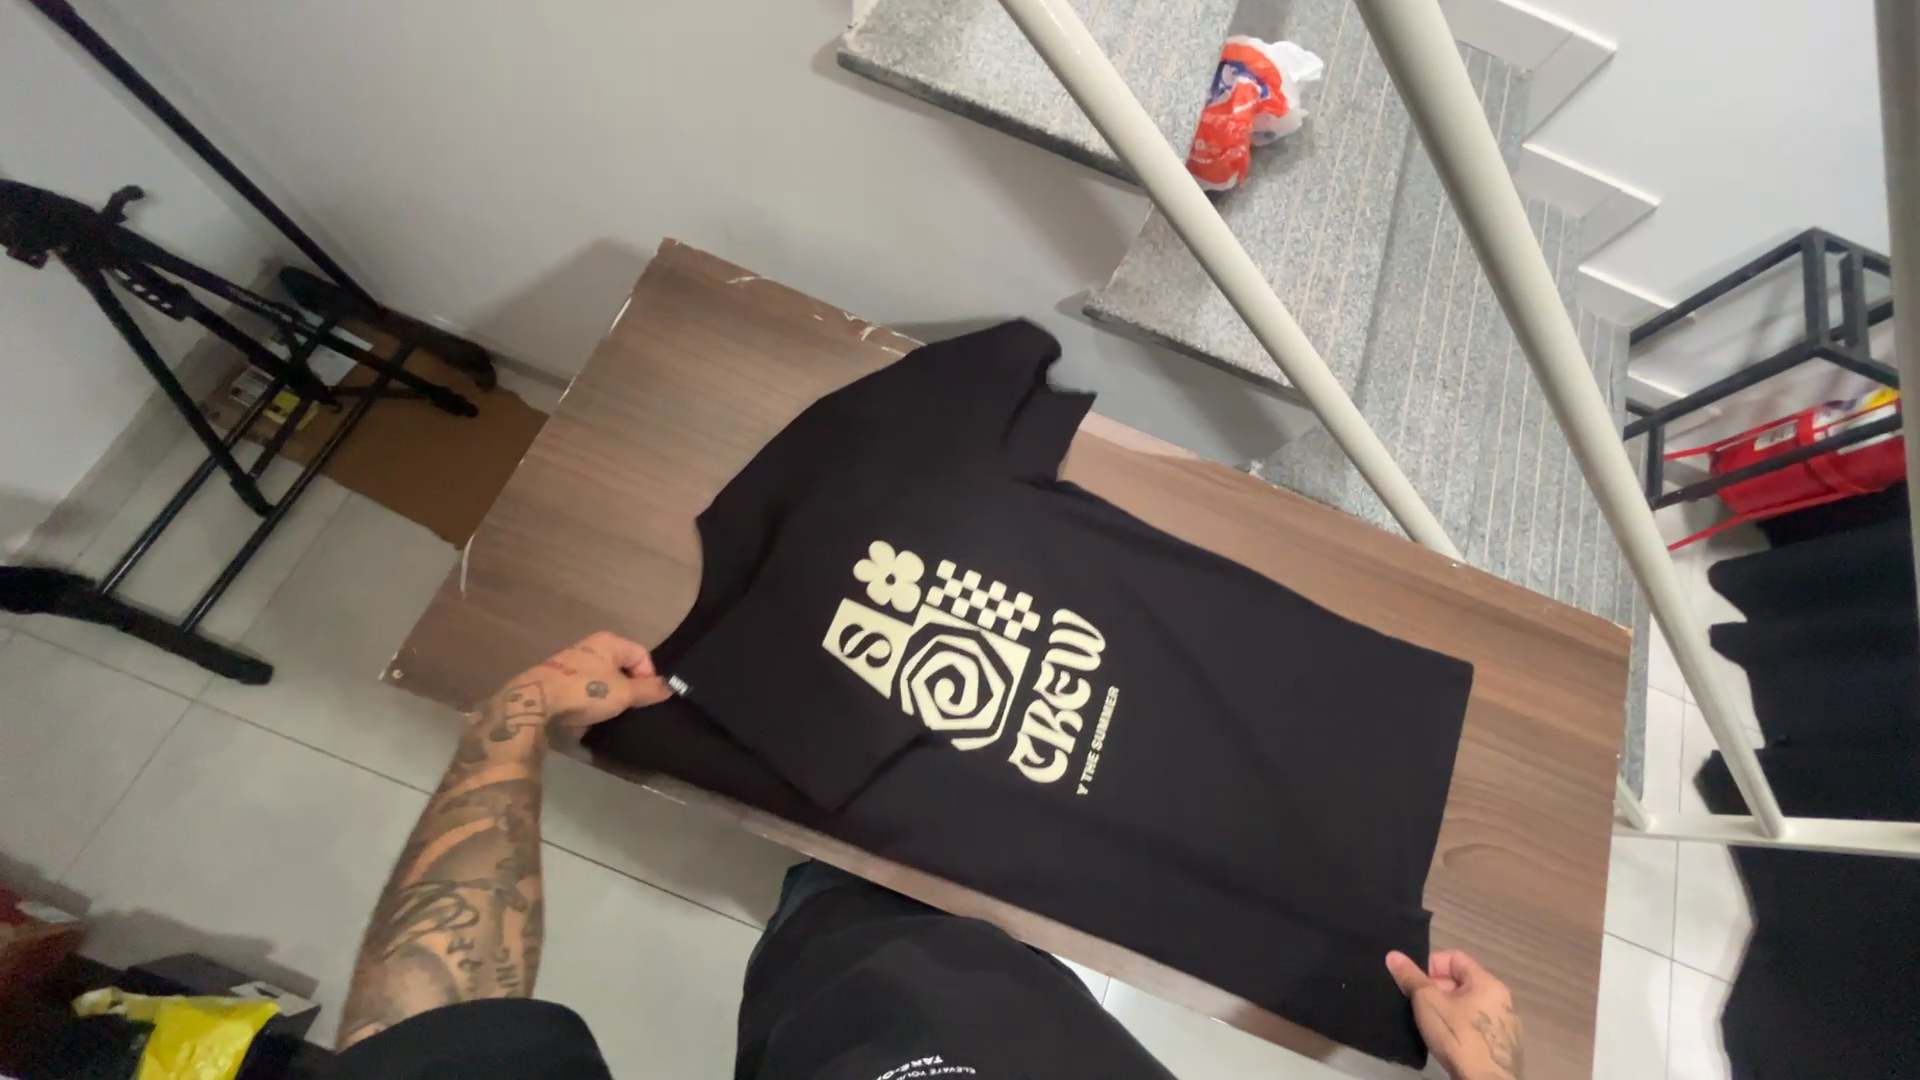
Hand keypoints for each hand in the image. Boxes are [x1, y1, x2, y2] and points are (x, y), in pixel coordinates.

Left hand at [503, 631, 671, 736]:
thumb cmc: (586, 691)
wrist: (534, 704)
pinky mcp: (554, 680)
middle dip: (627, 689)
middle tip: (628, 708)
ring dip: (606, 698)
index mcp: (609, 641)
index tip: (645, 698)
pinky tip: (584, 718)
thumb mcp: (625, 693)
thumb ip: (649, 689)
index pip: (642, 655)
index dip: (649, 677)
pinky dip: (586, 703)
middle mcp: (589, 646)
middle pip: (621, 668)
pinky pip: (581, 690)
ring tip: (606, 716)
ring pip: (600, 681)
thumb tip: (669, 687)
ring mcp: (569, 662)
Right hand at [1386, 949, 1522, 1079]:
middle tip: (1419, 1002)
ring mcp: (1507, 1028)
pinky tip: (1447, 1039)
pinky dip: (1460, 1027)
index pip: (1454, 958)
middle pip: (1461, 982)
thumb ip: (1410, 976)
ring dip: (1447, 1008)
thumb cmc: (1458, 1035)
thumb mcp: (1426, 1001)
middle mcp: (1503, 1001)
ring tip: (1430, 1021)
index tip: (1417, 982)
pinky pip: (1476, 1026)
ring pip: (1468, 1006)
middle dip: (1436, 988)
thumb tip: (1393, 954)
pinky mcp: (1504, 1049)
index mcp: (1488, 984)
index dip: (1431, 964)